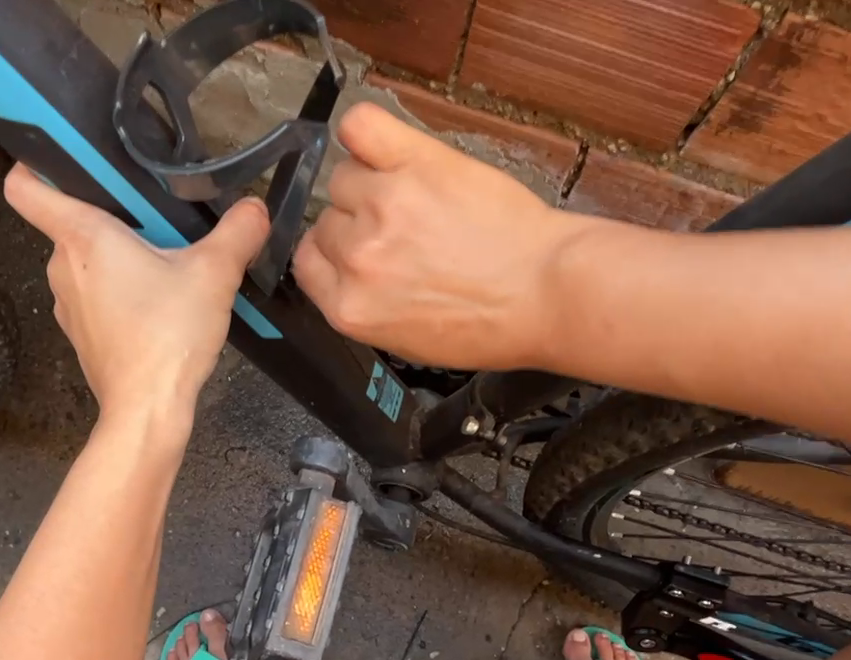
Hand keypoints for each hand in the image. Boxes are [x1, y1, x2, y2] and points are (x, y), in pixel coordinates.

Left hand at [5, 166, 270, 425]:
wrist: (147, 410)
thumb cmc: (168, 335)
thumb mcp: (213, 275)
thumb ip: (237, 233)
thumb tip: (255, 207)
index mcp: (81, 237)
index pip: (26, 186)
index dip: (37, 165)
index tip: (68, 162)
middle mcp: (61, 267)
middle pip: (72, 224)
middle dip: (112, 220)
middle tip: (157, 227)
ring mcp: (67, 306)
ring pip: (87, 265)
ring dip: (119, 262)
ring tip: (165, 273)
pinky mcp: (81, 336)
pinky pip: (95, 300)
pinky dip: (119, 297)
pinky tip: (157, 311)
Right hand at [293, 103, 610, 370]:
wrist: (544, 292)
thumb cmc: (487, 326)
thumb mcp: (404, 342)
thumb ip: (360, 304)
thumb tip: (340, 269)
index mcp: (349, 308)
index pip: (306, 262)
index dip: (332, 256)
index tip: (355, 253)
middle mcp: (356, 257)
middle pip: (326, 221)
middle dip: (356, 226)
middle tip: (402, 234)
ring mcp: (383, 205)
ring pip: (344, 178)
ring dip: (369, 185)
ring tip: (412, 199)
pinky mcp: (416, 163)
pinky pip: (361, 127)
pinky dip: (361, 132)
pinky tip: (381, 147)